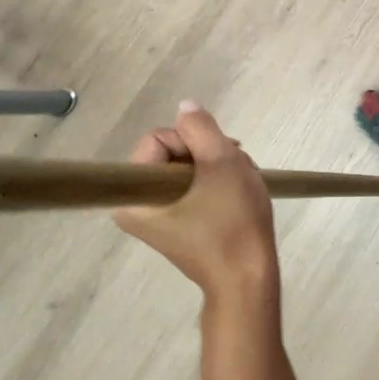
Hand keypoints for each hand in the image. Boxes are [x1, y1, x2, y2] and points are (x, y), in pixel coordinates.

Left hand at [115, 101, 278, 296]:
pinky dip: (212, 184)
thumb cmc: (232, 219)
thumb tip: (185, 106)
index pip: (158, 140)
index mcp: (133, 195)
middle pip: (169, 153)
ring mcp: (152, 218)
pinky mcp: (171, 226)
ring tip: (238, 184)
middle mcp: (132, 206)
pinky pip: (186, 188)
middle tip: (234, 169)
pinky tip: (232, 194)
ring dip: (214, 167)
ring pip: (183, 169)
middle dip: (206, 153)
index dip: (193, 140)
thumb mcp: (223, 163)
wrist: (246, 273)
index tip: (220, 157)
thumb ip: (202, 129)